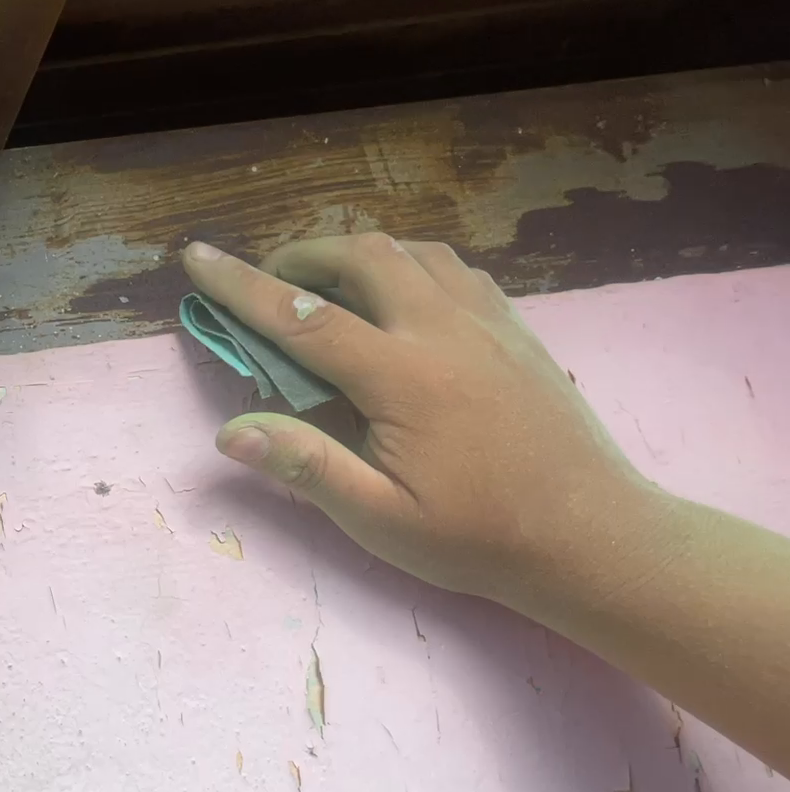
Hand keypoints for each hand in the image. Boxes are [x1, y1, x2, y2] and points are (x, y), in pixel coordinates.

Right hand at [181, 233, 673, 612]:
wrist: (594, 539)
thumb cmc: (473, 536)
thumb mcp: (377, 518)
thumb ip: (306, 466)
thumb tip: (229, 432)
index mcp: (407, 379)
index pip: (305, 318)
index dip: (241, 286)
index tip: (197, 256)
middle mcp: (448, 333)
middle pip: (366, 257)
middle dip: (302, 258)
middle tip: (265, 286)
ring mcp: (490, 324)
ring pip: (414, 252)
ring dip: (354, 257)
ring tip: (320, 290)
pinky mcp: (513, 330)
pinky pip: (451, 269)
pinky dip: (403, 266)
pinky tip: (389, 301)